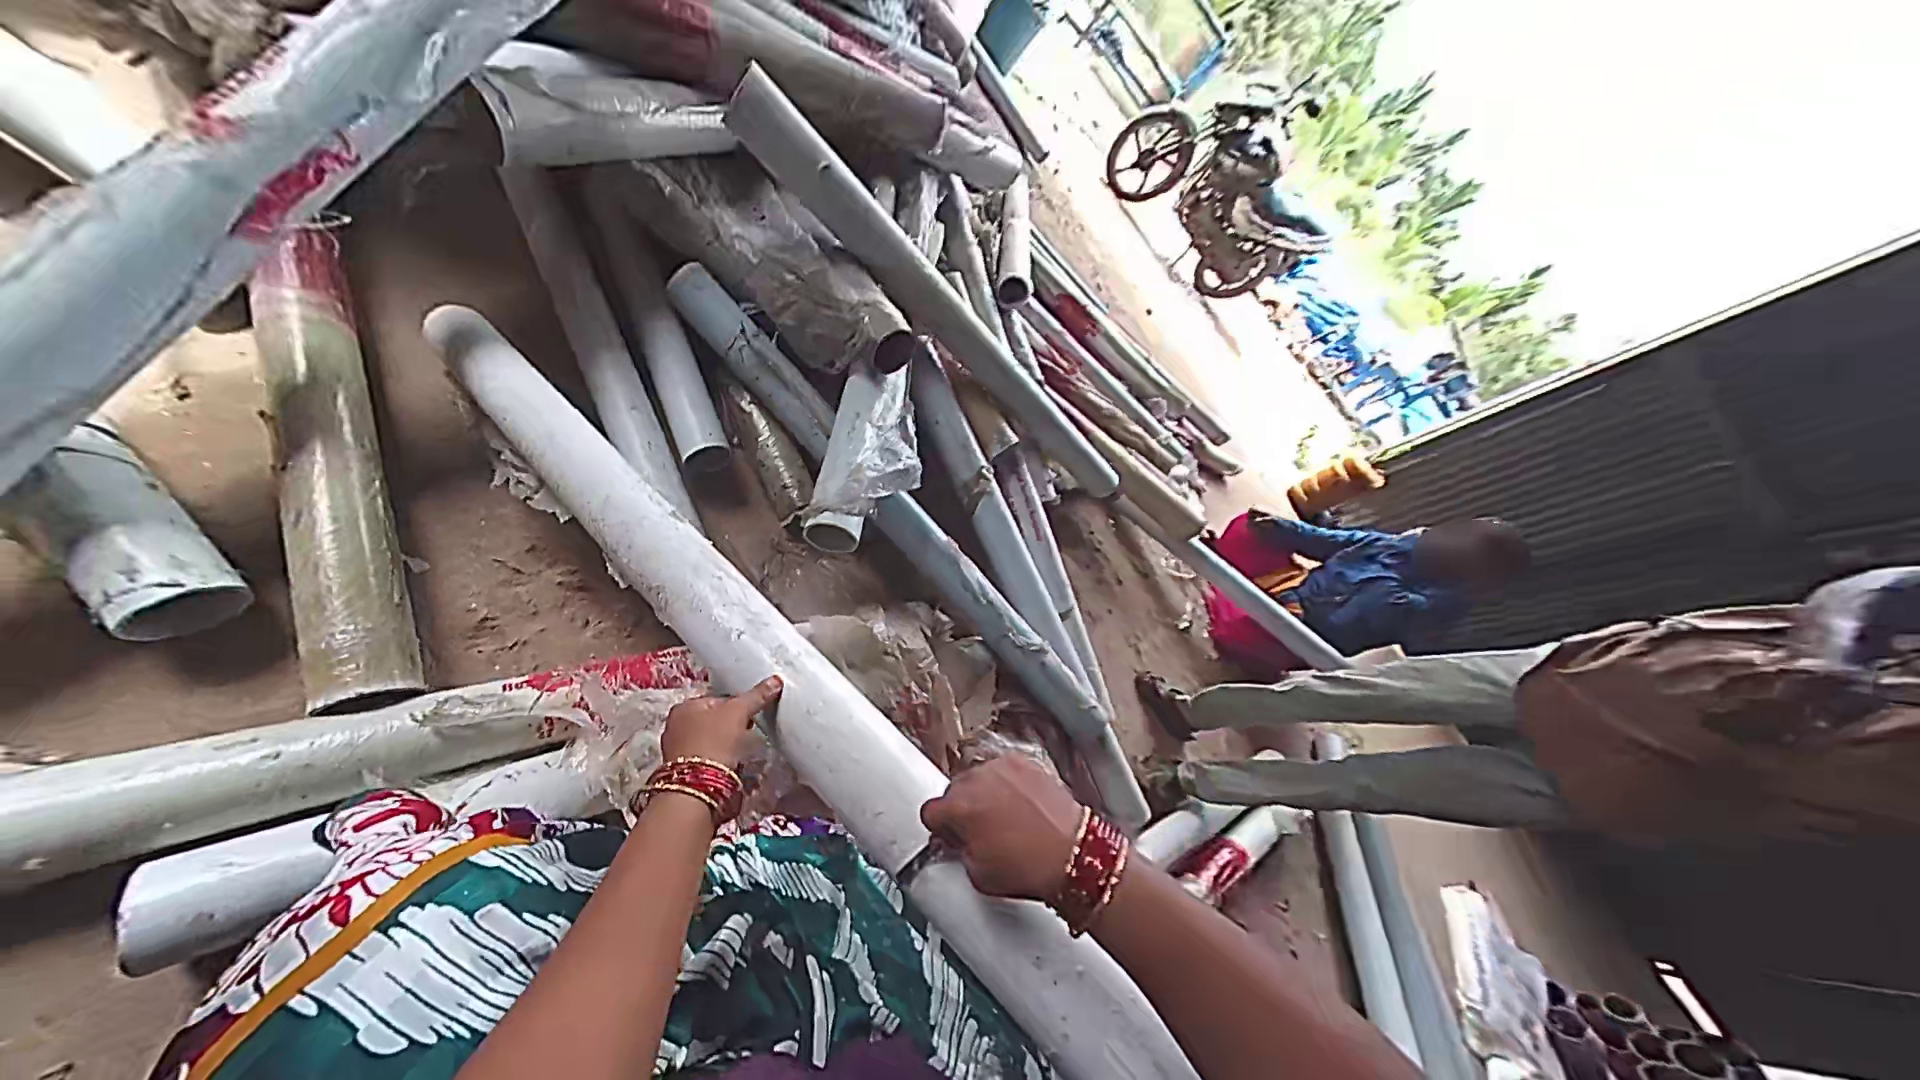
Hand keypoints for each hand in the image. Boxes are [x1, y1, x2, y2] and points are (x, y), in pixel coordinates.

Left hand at [659, 676, 782, 767]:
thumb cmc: (715, 741)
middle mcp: (674, 726)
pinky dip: (718, 757)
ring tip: (741, 747)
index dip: (737, 703)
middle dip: (730, 723)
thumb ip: (757, 696)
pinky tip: (730, 761)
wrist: (700, 786)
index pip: (717, 697)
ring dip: (724, 741)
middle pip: (711, 718)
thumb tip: (775, 681)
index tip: (751, 712)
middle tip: (748, 729)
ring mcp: (676, 750)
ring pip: (709, 739)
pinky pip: (707, 756)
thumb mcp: (739, 712)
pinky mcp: (684, 770)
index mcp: (683, 707)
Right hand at [919, 755, 1084, 900]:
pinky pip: (1003, 771)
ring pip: (978, 777)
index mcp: (957, 808)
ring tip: (1004, 819)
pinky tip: (1019, 806)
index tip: (951, 834)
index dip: (941, 828)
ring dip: (984, 793)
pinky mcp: (1023, 762)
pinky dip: (1007, 784)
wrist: (1073, 854)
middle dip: (963, 809)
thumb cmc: (1030, 867)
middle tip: (980, 831)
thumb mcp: (977, 873)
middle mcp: (975, 780)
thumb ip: (958, 850)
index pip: (930, 811)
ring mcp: (1000, 767)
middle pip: (954, 791)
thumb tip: (958, 842)